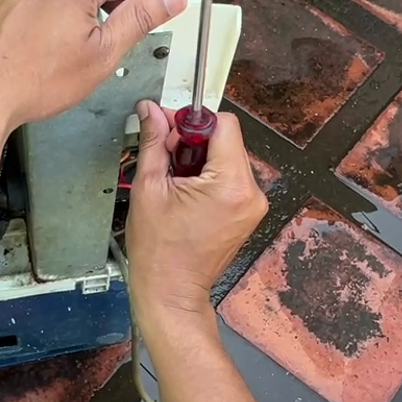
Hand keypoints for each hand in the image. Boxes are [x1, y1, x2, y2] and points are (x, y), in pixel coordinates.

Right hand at [126, 102, 267, 339]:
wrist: (170, 290)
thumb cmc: (159, 251)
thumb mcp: (149, 188)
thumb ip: (154, 142)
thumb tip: (151, 111)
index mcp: (231, 184)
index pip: (224, 124)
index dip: (192, 122)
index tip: (170, 133)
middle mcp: (251, 193)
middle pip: (227, 139)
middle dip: (194, 142)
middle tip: (167, 162)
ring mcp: (253, 205)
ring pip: (228, 157)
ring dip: (200, 160)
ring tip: (176, 184)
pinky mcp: (248, 213)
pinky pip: (230, 178)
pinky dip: (208, 177)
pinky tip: (188, 195)